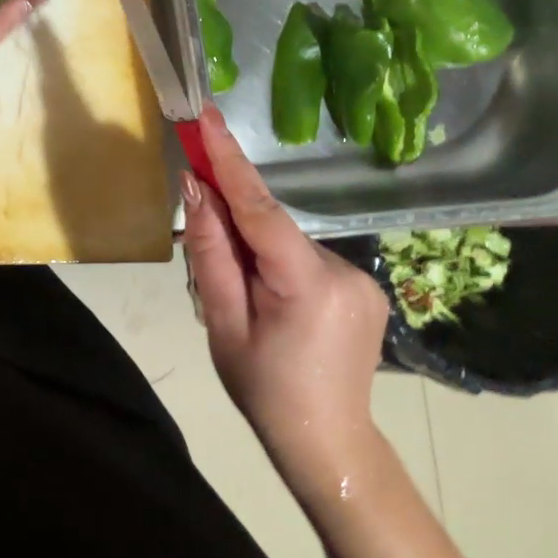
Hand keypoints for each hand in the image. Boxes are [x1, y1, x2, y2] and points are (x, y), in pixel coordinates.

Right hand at [183, 105, 387, 468]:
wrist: (326, 441)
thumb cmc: (263, 386)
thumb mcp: (222, 321)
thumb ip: (210, 252)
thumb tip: (195, 189)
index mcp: (308, 283)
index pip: (261, 207)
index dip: (229, 158)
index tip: (206, 116)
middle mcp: (344, 269)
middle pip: (270, 224)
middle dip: (230, 223)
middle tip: (203, 250)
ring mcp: (360, 277)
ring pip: (285, 240)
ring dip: (252, 249)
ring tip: (241, 299)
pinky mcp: (362, 286)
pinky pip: (301, 256)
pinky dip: (273, 261)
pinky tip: (267, 300)